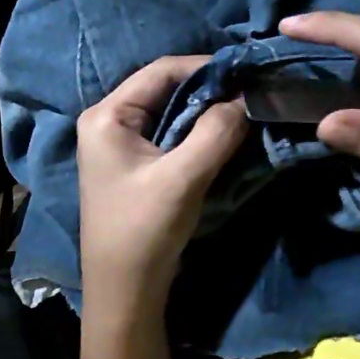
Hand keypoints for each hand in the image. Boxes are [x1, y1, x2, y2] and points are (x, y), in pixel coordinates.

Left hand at [77, 55, 248, 315]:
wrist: (125, 291)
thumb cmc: (144, 230)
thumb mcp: (183, 177)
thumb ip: (215, 132)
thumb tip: (246, 96)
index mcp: (107, 115)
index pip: (162, 71)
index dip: (206, 68)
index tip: (248, 73)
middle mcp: (109, 121)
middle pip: (167, 89)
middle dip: (210, 91)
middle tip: (252, 94)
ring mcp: (122, 144)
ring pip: (172, 112)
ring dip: (207, 113)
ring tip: (245, 113)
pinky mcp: (137, 165)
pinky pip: (172, 135)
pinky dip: (199, 133)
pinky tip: (226, 138)